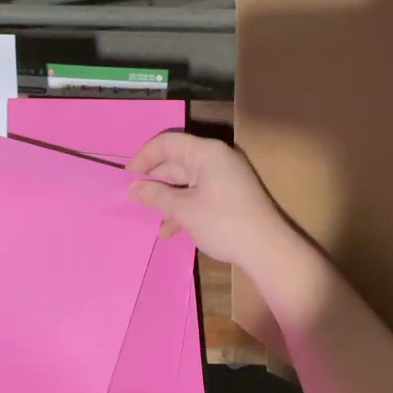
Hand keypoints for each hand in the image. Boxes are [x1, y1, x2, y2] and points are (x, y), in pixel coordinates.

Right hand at [127, 132, 286, 268]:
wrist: (267, 249)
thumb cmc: (223, 223)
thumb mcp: (184, 210)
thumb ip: (156, 196)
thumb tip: (133, 188)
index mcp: (206, 153)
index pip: (166, 143)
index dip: (143, 157)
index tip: (125, 178)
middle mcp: (215, 159)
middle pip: (175, 161)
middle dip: (153, 180)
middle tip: (132, 198)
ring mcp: (223, 177)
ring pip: (184, 181)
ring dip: (165, 198)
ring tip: (148, 216)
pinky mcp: (227, 196)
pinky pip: (196, 194)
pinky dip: (181, 208)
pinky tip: (168, 230)